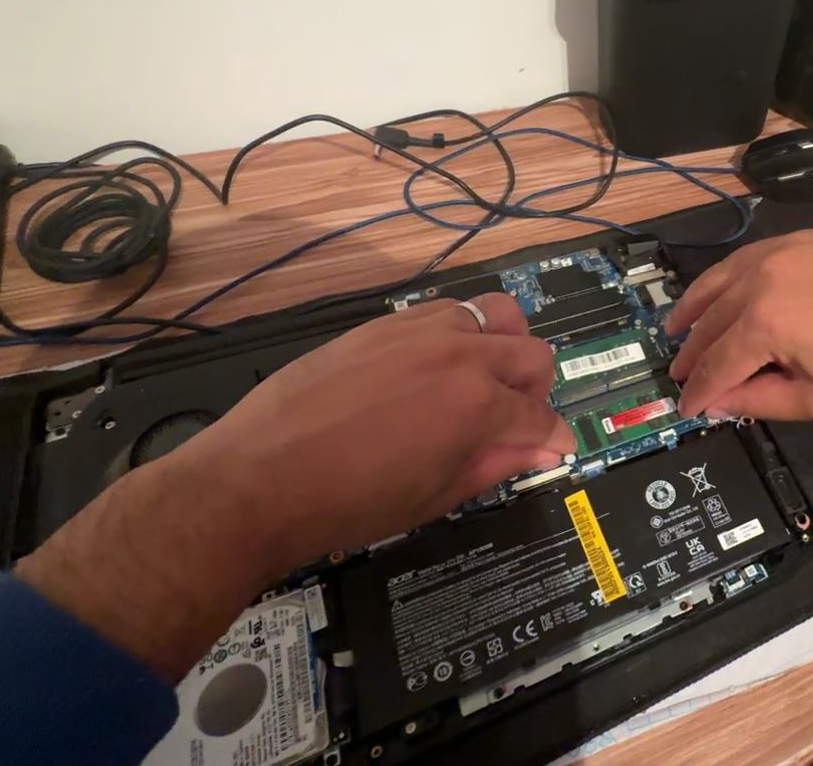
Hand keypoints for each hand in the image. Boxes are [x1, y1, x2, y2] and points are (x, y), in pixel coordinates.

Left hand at [194, 294, 571, 559]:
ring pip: (500, 315)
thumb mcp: (436, 495)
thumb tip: (541, 449)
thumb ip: (498, 463)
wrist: (257, 478)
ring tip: (481, 380)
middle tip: (515, 419)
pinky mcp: (390, 322)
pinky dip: (462, 334)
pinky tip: (436, 365)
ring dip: (505, 349)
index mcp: (478, 406)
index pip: (541, 416)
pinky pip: (450, 310)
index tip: (554, 447)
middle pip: (534, 355)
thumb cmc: (350, 502)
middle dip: (537, 391)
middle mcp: (462, 355)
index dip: (555, 437)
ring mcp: (425, 330)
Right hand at [666, 231, 812, 422]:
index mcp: (765, 325)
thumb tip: (719, 403)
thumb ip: (762, 401)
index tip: (686, 407)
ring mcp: (775, 253)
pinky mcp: (794, 239)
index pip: (717, 365)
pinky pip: (742, 259)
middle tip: (679, 374)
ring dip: (693, 309)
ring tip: (675, 328)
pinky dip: (721, 279)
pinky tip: (717, 291)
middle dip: (691, 355)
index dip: (699, 391)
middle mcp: (759, 281)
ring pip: (718, 283)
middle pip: (710, 323)